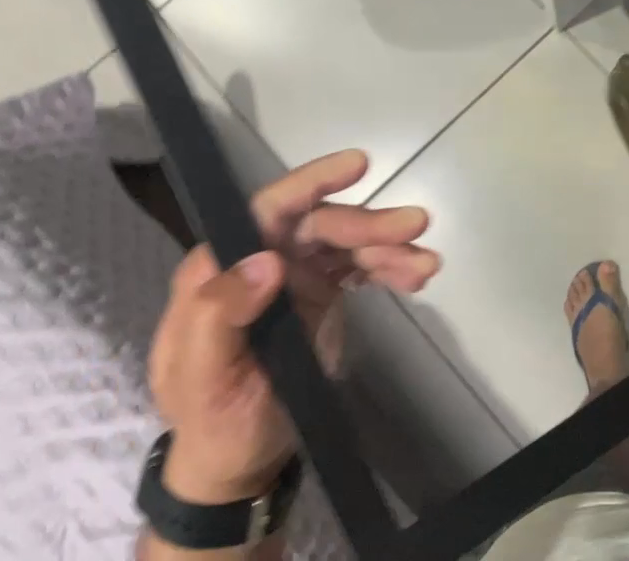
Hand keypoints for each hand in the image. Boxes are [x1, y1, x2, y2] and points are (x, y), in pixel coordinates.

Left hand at [147, 150, 438, 505]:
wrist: (241, 463)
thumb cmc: (212, 421)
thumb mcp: (201, 376)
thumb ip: (220, 314)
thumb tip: (268, 259)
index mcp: (222, 268)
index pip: (266, 211)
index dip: (310, 182)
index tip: (356, 165)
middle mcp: (261, 260)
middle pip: (319, 224)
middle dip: (368, 222)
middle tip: (414, 226)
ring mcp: (296, 277)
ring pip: (347, 244)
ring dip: (388, 247)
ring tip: (426, 264)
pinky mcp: (323, 295)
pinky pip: (361, 269)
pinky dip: (391, 269)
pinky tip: (417, 277)